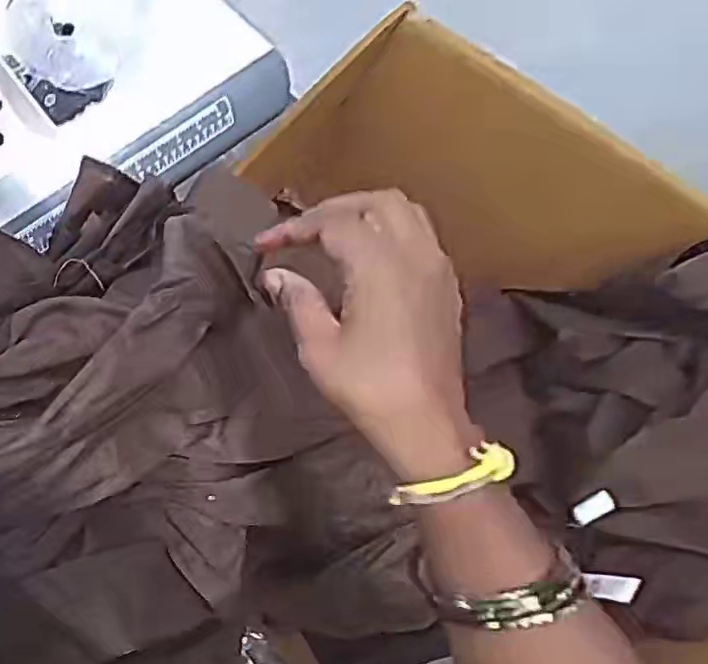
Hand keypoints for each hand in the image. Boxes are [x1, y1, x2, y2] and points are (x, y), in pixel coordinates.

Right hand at [255, 190, 479, 481]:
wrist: (422, 417)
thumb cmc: (365, 386)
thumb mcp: (318, 347)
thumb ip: (298, 302)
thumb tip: (276, 276)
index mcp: (381, 267)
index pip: (336, 223)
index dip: (296, 227)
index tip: (264, 245)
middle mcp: (415, 254)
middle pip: (376, 203)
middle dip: (332, 209)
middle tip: (297, 231)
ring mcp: (436, 267)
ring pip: (404, 212)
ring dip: (363, 214)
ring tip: (328, 236)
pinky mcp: (443, 284)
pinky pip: (417, 235)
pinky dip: (385, 231)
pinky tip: (362, 257)